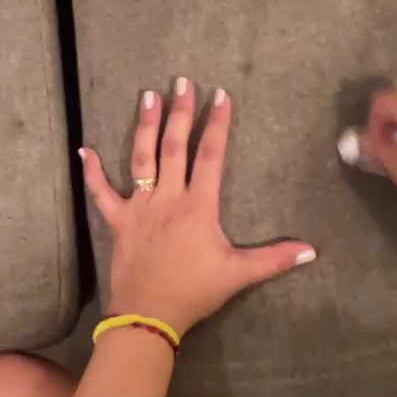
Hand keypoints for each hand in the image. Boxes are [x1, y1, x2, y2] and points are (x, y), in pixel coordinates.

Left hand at [80, 79, 315, 336]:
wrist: (149, 314)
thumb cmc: (194, 292)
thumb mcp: (239, 274)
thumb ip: (274, 259)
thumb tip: (312, 251)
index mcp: (198, 206)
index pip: (210, 156)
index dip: (217, 124)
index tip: (220, 95)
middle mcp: (168, 198)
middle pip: (174, 147)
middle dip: (180, 112)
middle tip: (181, 81)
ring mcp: (140, 208)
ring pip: (141, 159)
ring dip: (144, 126)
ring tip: (147, 96)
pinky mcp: (118, 222)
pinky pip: (102, 193)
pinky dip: (93, 172)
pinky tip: (85, 149)